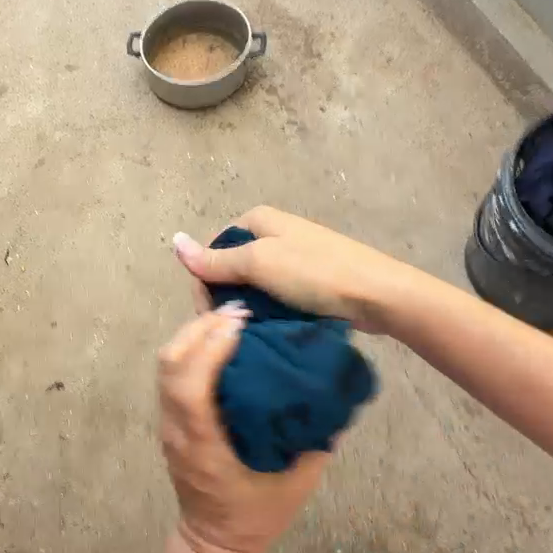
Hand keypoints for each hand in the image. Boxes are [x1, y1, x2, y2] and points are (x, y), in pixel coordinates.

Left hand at [157, 306, 330, 552]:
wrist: (215, 542)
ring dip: (192, 335)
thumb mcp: (296, 483)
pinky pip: (170, 375)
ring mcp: (167, 424)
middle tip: (239, 310)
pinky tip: (216, 337)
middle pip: (170, 366)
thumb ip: (312, 439)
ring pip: (165, 366)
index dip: (209, 348)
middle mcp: (176, 430)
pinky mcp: (169, 420)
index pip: (191, 388)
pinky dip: (189, 348)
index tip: (241, 323)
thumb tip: (332, 392)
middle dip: (199, 329)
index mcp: (203, 447)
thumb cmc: (257, 514)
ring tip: (229, 316)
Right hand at [172, 206, 425, 330]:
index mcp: (257, 220)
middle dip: (227, 297)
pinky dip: (269, 312)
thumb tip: (174, 242)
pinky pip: (275, 296)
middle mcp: (273, 233)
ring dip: (248, 308)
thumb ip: (214, 259)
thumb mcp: (258, 263)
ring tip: (250, 332)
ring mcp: (292, 258)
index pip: (212, 251)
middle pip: (230, 269)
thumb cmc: (316, 273)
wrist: (379, 296)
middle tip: (233, 327)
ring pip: (252, 286)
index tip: (213, 314)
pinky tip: (270, 329)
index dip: (206, 282)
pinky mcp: (308, 282)